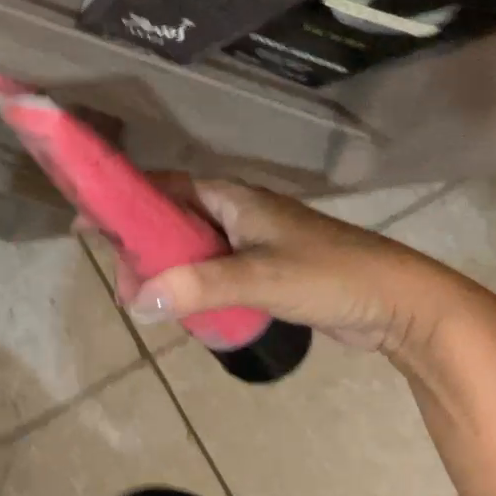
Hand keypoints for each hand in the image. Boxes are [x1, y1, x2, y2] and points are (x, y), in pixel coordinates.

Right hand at [116, 175, 474, 360]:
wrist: (406, 305)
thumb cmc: (330, 275)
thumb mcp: (259, 278)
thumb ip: (198, 287)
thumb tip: (138, 302)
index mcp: (230, 197)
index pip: (160, 186)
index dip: (122, 200)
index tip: (88, 223)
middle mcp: (234, 211)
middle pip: (169, 220)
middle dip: (140, 248)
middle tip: (124, 283)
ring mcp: (250, 241)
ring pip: (188, 248)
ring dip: (164, 271)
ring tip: (144, 300)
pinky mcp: (264, 270)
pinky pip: (210, 271)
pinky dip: (189, 286)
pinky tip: (180, 309)